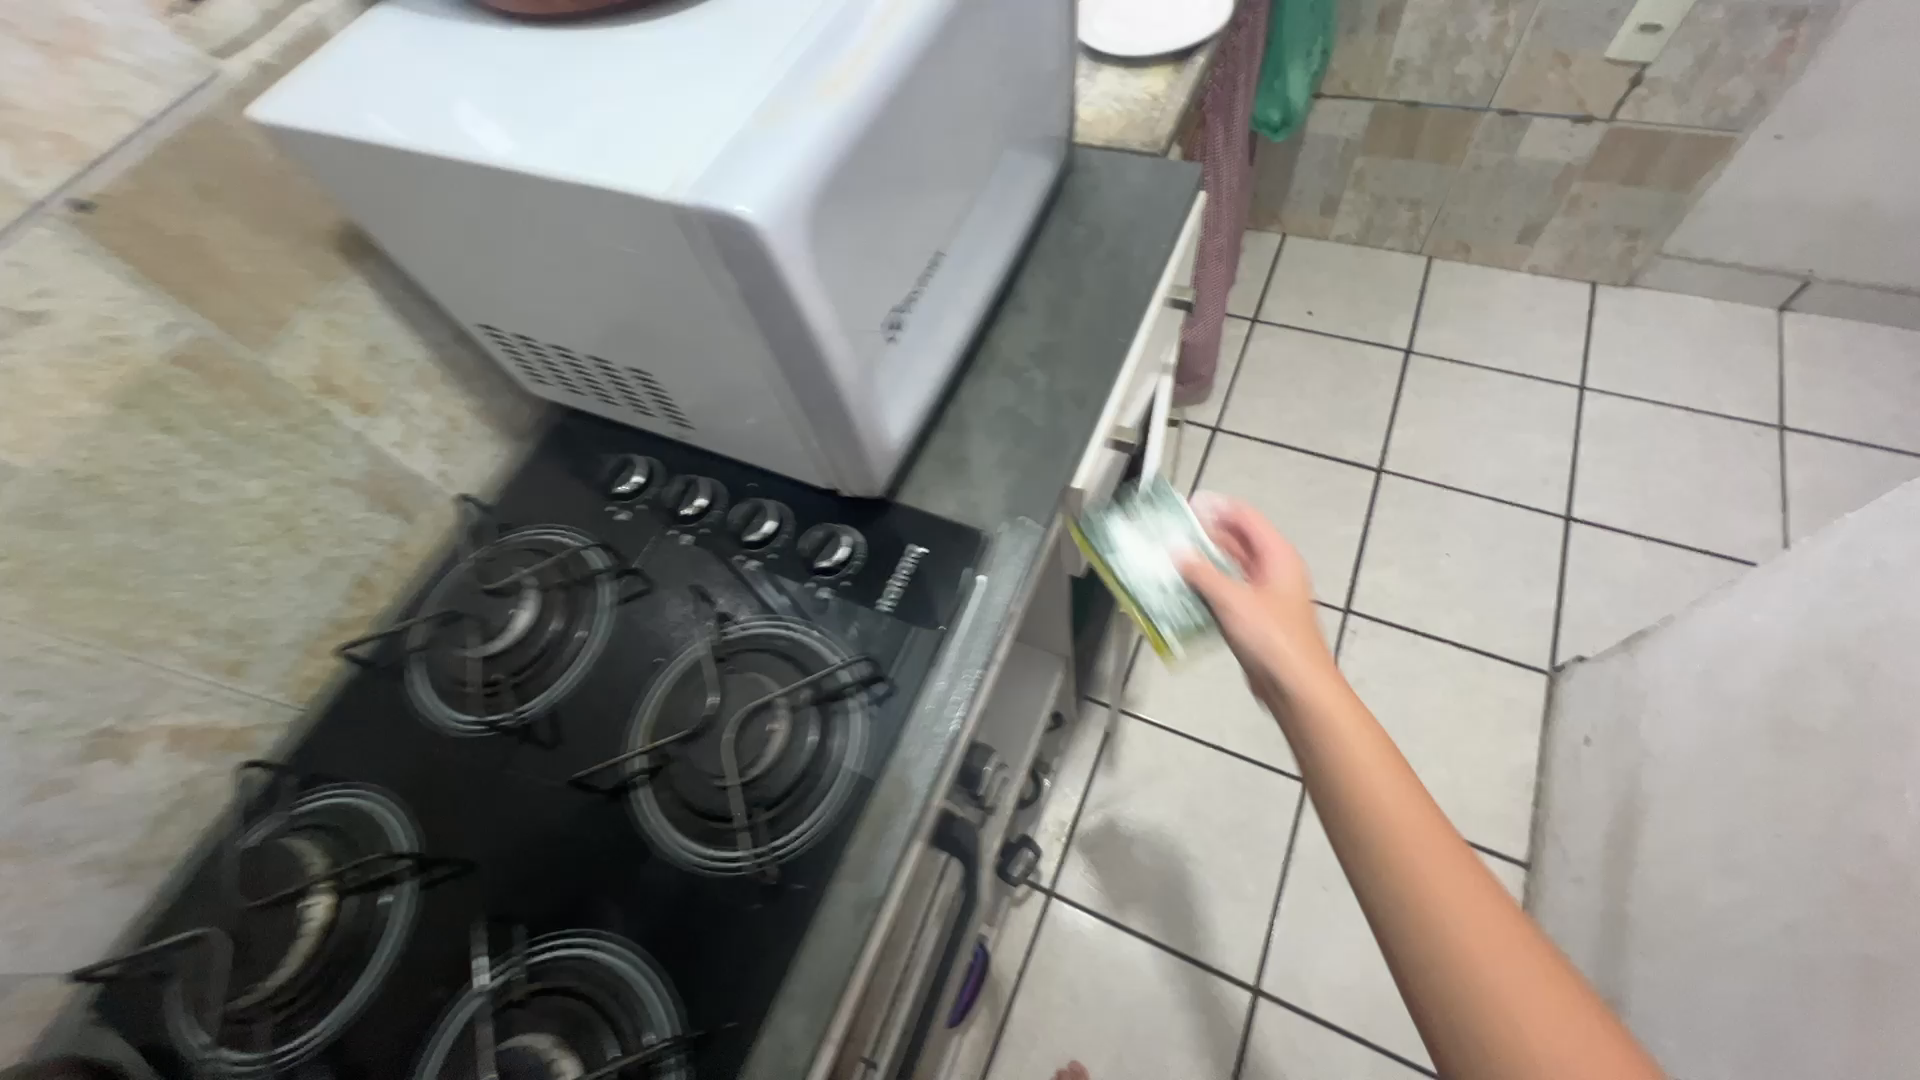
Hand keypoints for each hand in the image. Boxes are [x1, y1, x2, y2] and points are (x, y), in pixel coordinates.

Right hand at [1177, 493, 1336, 703]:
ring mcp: (1264, 594)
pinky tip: (1182, 590)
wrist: (1295, 685)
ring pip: (1230, 567)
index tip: (1186, 506)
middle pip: (1237, 541)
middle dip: (1205, 536)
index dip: (1218, 508)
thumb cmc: (1271, 637)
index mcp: (1277, 556)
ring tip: (1170, 557)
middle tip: (1171, 533)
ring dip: (1203, 563)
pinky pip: (1227, 592)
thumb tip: (1177, 552)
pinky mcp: (1254, 616)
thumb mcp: (1233, 599)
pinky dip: (1207, 587)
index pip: (1246, 518)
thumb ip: (1203, 573)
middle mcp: (1273, 569)